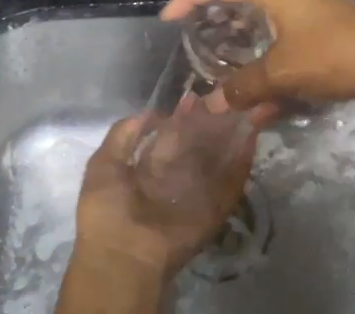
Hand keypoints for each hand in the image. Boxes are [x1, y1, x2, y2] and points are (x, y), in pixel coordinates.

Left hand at [70, 112, 257, 279]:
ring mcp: (196, 194)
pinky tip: (252, 133)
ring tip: (245, 106)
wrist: (124, 256)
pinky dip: (243, 159)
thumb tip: (152, 111)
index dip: (181, 117)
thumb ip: (123, 134)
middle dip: (209, 122)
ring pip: (217, 159)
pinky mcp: (214, 209)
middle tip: (223, 98)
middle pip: (197, 145)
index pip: (169, 138)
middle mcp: (175, 180)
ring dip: (231, 134)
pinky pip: (231, 182)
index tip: (193, 97)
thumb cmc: (108, 210)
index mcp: (146, 171)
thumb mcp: (102, 165)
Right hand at [160, 0, 354, 109]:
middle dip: (217, 9)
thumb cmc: (333, 56)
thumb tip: (214, 102)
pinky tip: (265, 95)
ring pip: (265, 13)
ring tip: (225, 62)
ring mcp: (310, 4)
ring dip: (244, 36)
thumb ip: (244, 86)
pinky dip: (268, 54)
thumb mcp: (282, 73)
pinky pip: (285, 33)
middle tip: (196, 32)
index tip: (167, 18)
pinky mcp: (325, 25)